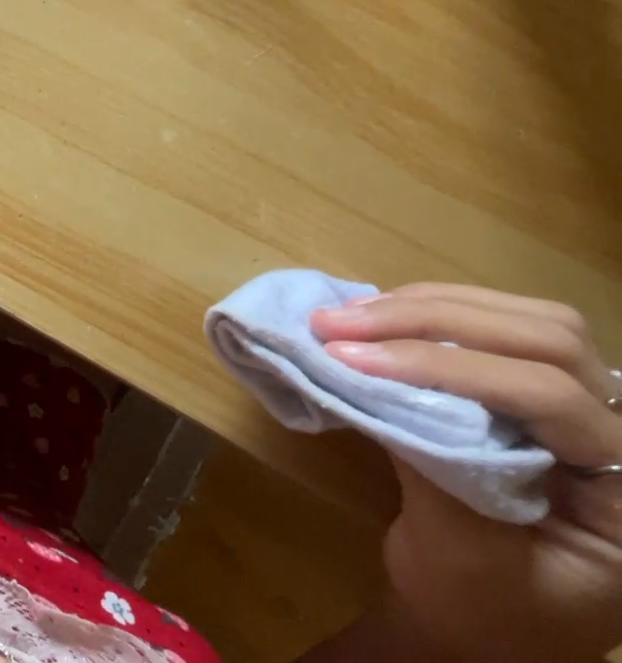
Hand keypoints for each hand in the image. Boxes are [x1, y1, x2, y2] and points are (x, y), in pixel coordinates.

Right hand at [310, 284, 621, 660]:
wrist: (489, 622)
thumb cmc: (483, 605)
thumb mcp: (466, 558)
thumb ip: (439, 472)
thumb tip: (374, 389)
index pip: (550, 395)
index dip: (446, 366)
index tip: (346, 358)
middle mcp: (621, 435)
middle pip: (545, 339)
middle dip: (431, 319)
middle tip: (334, 324)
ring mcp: (582, 409)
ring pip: (522, 320)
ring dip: (425, 306)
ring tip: (340, 314)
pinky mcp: (532, 394)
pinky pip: (493, 329)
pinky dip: (425, 311)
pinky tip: (370, 316)